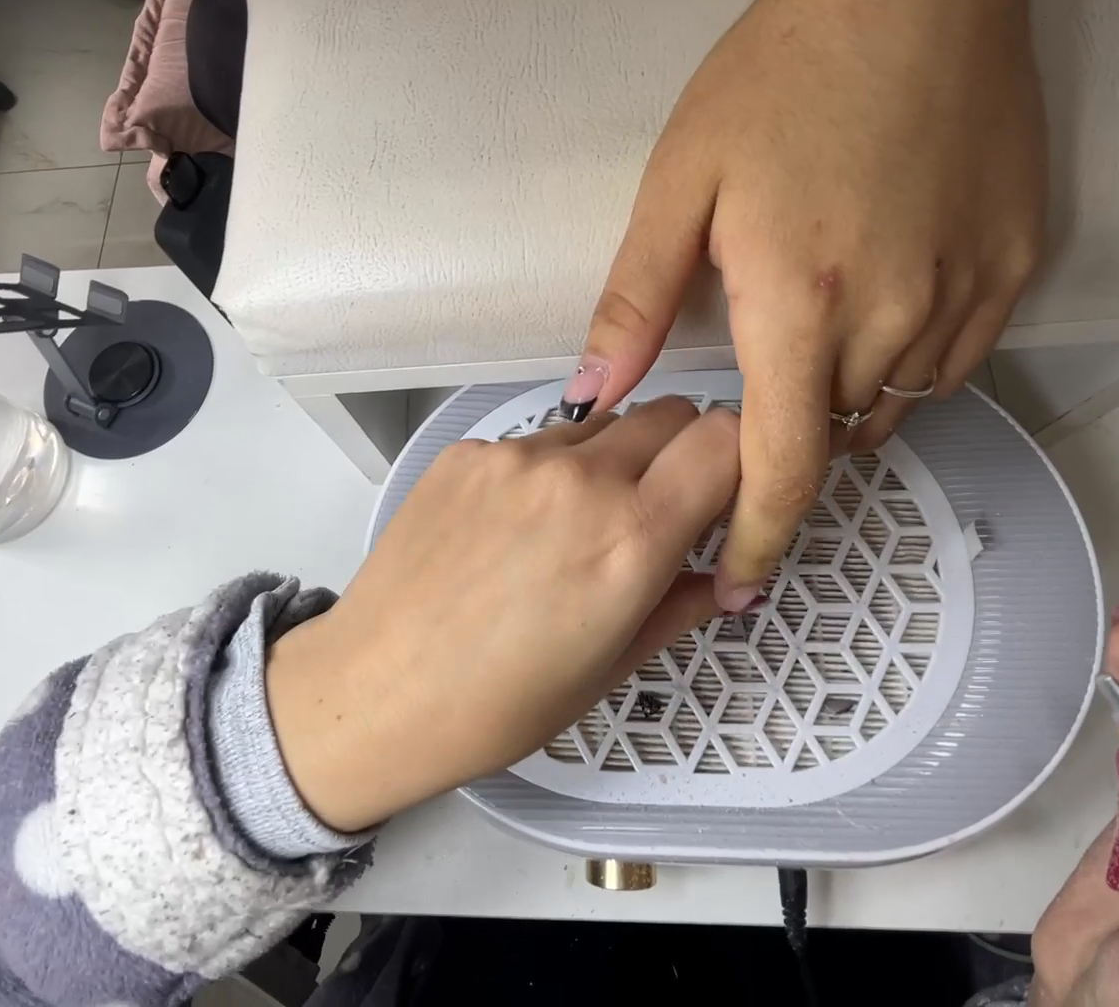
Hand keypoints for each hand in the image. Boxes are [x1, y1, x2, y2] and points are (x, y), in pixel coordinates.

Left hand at [266, 398, 739, 830]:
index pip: (729, 440)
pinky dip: (554, 469)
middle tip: (667, 511)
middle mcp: (577, 480)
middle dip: (688, 454)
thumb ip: (680, 605)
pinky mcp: (467, 452)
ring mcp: (514, 457)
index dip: (745, 463)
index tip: (731, 502)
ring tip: (581, 525)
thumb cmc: (492, 705)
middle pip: (674, 414)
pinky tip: (521, 525)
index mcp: (628, 540)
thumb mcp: (609, 669)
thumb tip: (727, 579)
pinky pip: (539, 440)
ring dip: (618, 461)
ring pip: (605, 425)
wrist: (374, 690)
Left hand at [564, 0, 1045, 609]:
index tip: (738, 585)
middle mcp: (891, 314)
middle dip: (785, 468)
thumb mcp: (678, 187)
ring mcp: (964, 292)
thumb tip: (598, 389)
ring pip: (890, 409)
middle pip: (833, 443)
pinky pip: (952, 365)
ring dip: (838, 418)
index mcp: (799, 303)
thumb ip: (637, 300)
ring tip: (801, 379)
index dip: (754, 538)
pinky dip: (900, 377)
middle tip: (746, 454)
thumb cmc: (781, 76)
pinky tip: (868, 338)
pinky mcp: (1014, 266)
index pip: (780, 465)